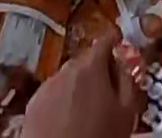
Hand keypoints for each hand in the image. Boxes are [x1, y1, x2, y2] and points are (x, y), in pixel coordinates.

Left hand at [22, 28, 136, 137]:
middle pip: (86, 59)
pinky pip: (52, 93)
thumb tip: (126, 66)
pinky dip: (60, 100)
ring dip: (77, 86)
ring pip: (68, 77)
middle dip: (96, 70)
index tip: (120, 49)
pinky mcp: (32, 105)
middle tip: (105, 92)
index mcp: (92, 66)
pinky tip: (66, 120)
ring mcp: (47, 86)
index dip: (115, 43)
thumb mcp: (126, 113)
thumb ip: (128, 81)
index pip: (106, 40)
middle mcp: (67, 69)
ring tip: (84, 111)